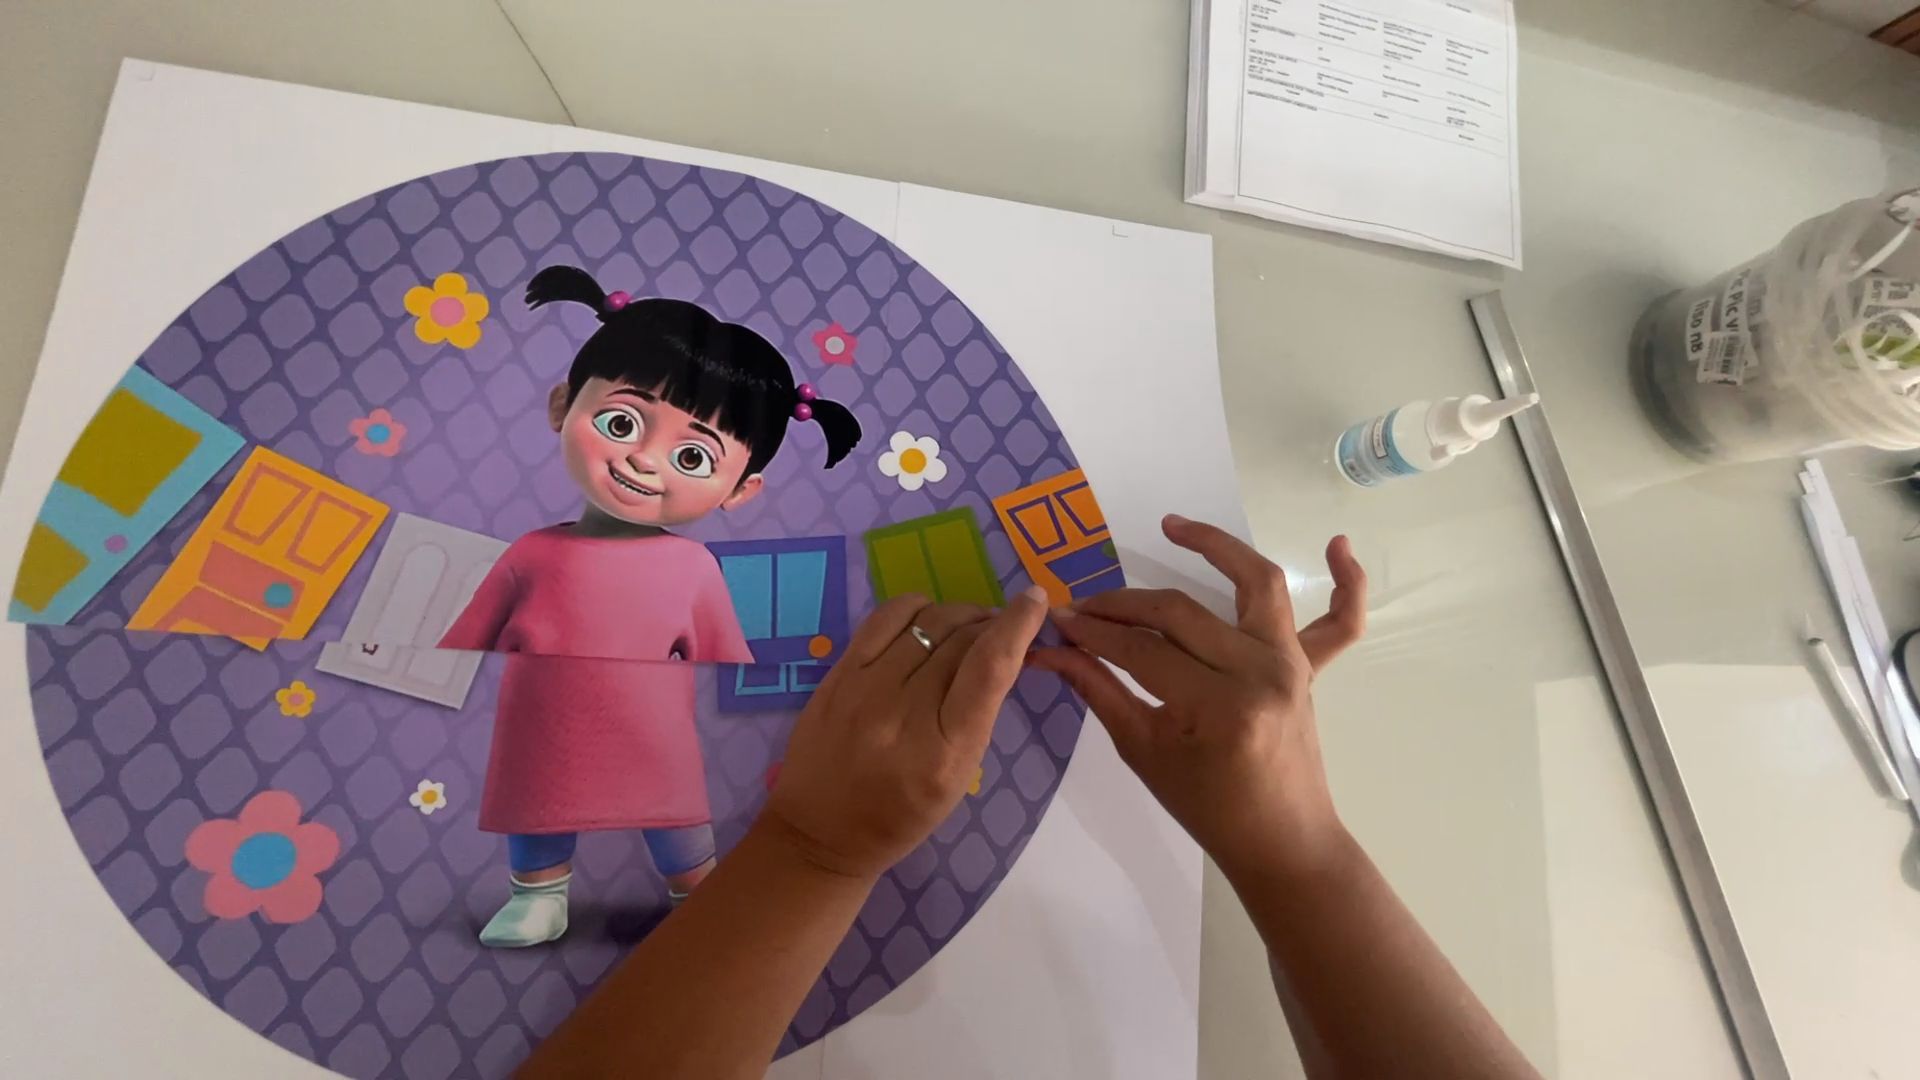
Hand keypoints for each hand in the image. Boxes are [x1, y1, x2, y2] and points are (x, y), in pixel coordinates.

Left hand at [759, 587, 1049, 881]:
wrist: (819, 833)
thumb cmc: (899, 816)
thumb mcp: (957, 777)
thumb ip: (977, 715)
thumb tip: (999, 650)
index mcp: (945, 751)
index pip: (989, 668)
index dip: (1018, 625)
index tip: (1035, 601)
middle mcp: (905, 712)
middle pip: (961, 639)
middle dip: (989, 623)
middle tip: (998, 628)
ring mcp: (866, 688)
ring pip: (927, 622)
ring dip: (958, 613)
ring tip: (966, 624)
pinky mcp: (839, 673)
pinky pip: (885, 617)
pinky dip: (916, 607)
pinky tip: (927, 616)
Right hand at [1029, 516, 1367, 878]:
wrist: (1282, 843)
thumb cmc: (1207, 807)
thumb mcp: (1143, 751)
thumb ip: (1098, 691)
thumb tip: (1050, 650)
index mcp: (1217, 706)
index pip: (1140, 650)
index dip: (1092, 634)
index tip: (1058, 622)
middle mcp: (1261, 672)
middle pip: (1180, 613)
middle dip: (1122, 605)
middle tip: (1083, 607)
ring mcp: (1292, 664)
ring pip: (1257, 583)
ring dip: (1217, 546)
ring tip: (1172, 525)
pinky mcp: (1311, 667)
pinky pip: (1341, 622)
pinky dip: (1348, 583)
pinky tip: (1338, 544)